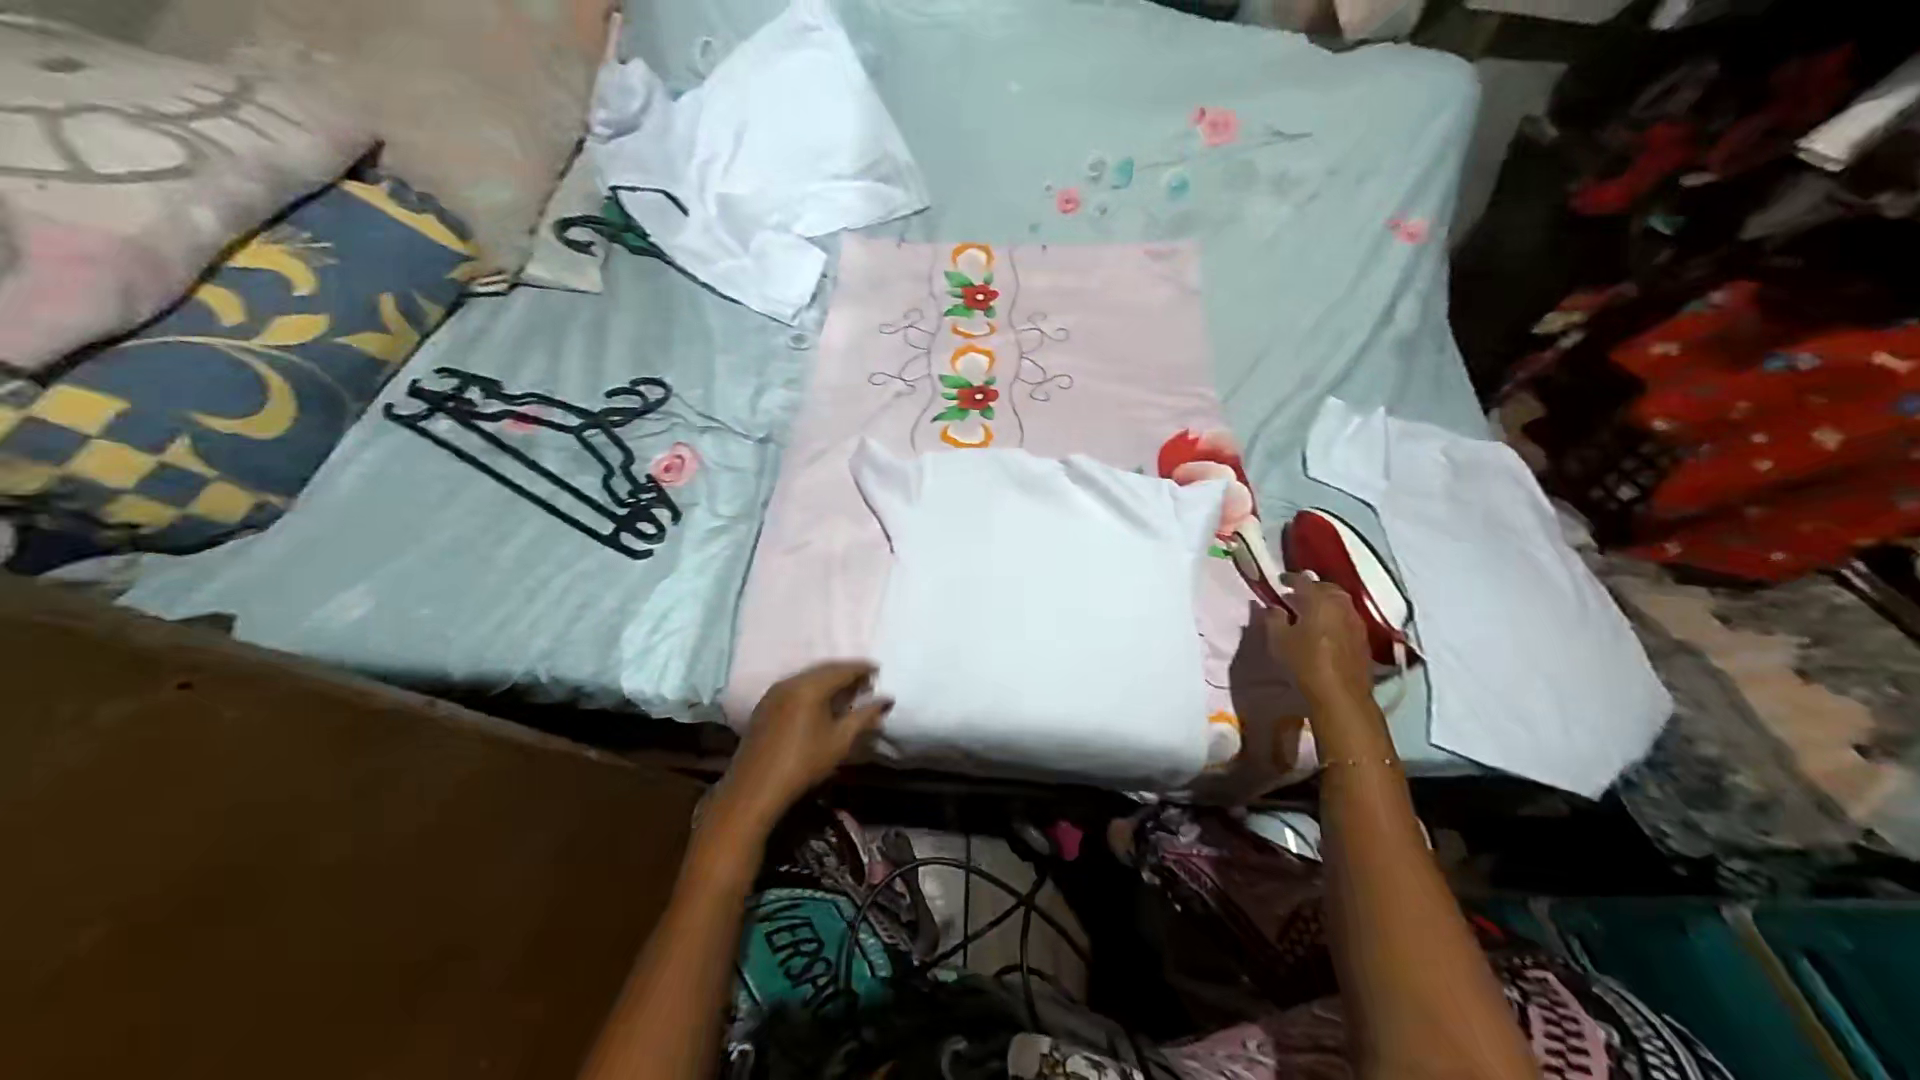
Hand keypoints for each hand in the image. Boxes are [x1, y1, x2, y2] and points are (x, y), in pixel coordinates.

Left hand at [713, 661, 890, 830]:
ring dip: (828, 680)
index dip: (862, 668)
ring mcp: (774, 692)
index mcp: (810, 686)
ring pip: (808, 677)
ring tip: (846, 691)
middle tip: (865, 681)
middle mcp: (791, 681)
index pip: (842, 669)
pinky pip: (795, 686)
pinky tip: (820, 702)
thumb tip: (885, 700)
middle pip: (824, 669)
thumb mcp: (840, 741)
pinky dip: (812, 688)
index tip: (878, 670)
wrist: (755, 788)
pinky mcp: (765, 704)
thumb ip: (864, 717)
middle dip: (846, 672)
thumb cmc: (803, 763)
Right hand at [1267, 573, 1372, 709]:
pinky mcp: (1363, 639)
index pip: (1303, 580)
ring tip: (1308, 613)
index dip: (1289, 579)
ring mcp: (1356, 622)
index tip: (1279, 581)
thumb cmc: (1304, 663)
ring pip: (1339, 602)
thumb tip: (1274, 606)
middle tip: (1294, 597)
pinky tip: (1324, 630)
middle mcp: (1342, 605)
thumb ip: (1273, 618)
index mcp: (1320, 600)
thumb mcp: (1278, 640)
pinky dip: (1334, 617)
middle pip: (1326, 588)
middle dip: (1310, 589)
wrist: (1341, 695)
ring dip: (1323, 603)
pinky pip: (1346, 618)